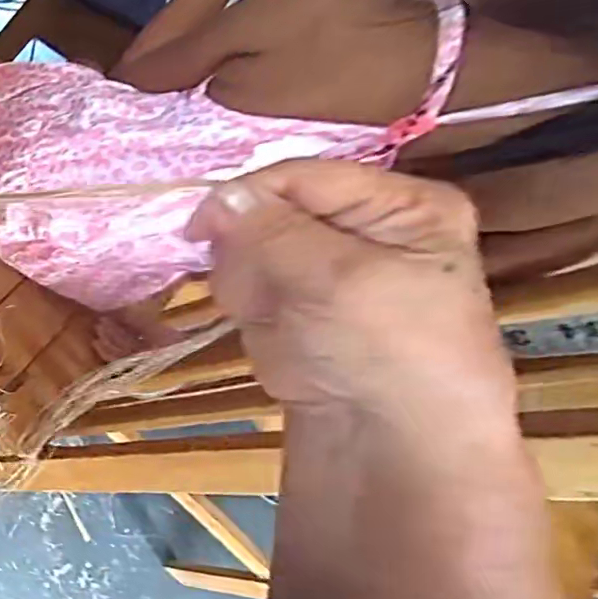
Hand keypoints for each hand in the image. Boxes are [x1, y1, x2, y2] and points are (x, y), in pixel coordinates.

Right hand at [187, 160, 514, 419]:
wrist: (374, 423)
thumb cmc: (380, 345)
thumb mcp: (335, 279)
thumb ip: (273, 231)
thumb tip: (216, 195)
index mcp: (396, 203)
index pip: (299, 175)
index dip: (247, 197)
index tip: (201, 231)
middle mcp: (356, 219)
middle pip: (264, 204)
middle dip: (246, 245)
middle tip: (263, 284)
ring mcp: (315, 253)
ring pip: (240, 238)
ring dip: (239, 273)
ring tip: (266, 307)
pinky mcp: (281, 284)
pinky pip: (235, 269)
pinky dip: (235, 291)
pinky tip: (259, 315)